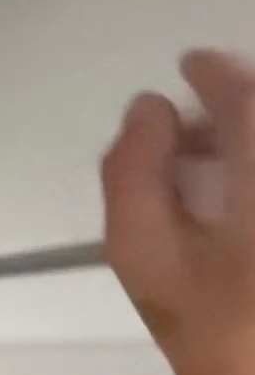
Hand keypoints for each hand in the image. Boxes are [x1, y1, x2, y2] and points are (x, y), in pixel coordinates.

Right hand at [102, 50, 254, 374]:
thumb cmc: (196, 312)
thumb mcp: (136, 244)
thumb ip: (133, 168)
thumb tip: (148, 107)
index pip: (252, 105)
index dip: (222, 75)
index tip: (190, 62)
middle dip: (236, 109)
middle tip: (181, 130)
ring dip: (247, 140)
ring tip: (205, 162)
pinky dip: (251, 166)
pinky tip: (233, 187)